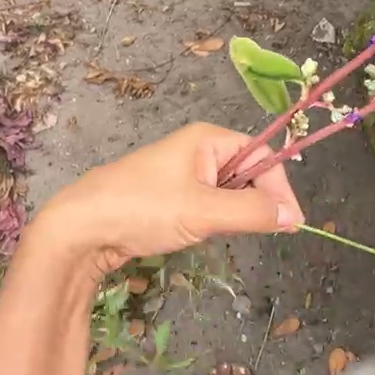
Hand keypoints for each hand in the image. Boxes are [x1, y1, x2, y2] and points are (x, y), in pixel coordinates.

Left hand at [31, 123, 304, 276]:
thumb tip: (293, 217)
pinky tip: (200, 234)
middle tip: (258, 231)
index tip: (291, 224)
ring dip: (233, 214)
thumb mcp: (204, 211)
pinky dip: (214, 221)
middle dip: (256, 201)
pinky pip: (209, 205)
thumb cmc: (143, 209)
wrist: (81, 229)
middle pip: (249, 173)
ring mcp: (183, 174)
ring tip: (220, 230)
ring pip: (229, 193)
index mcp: (207, 140)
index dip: (280, 188)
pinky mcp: (170, 198)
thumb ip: (252, 212)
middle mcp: (198, 150)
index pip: (263, 156)